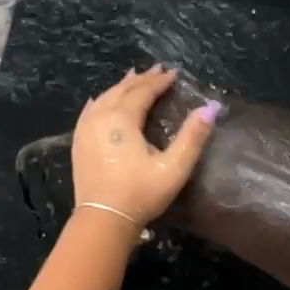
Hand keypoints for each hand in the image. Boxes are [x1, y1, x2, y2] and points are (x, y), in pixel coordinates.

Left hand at [70, 65, 218, 227]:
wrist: (103, 218)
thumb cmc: (141, 193)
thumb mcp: (174, 167)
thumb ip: (193, 136)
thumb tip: (211, 107)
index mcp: (122, 119)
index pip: (143, 91)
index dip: (159, 82)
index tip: (174, 74)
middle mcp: (101, 117)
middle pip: (122, 90)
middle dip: (141, 79)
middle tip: (157, 70)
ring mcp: (85, 129)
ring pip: (104, 98)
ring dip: (121, 87)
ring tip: (133, 78)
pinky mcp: (79, 142)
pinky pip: (89, 112)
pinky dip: (100, 101)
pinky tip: (100, 99)